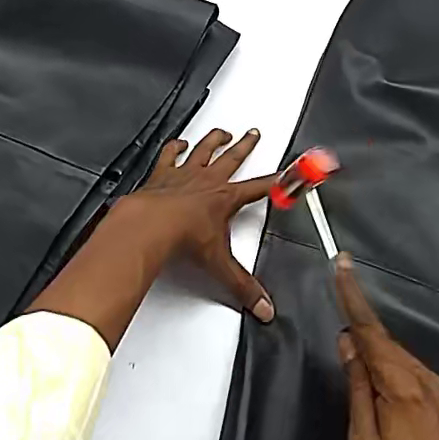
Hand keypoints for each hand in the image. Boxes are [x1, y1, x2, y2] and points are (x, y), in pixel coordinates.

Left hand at [27, 130, 271, 348]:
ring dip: (215, 140)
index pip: (259, 187)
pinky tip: (178, 142)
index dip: (276, 180)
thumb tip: (261, 306)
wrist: (151, 224)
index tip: (287, 171)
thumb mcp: (219, 265)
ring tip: (223, 132)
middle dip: (246, 145)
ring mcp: (185, 172)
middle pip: (233, 157)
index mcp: (226, 198)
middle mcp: (208, 179)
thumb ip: (242, 286)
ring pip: (205, 149)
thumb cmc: (182, 238)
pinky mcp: (163, 173)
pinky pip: (171, 153)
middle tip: (254, 133)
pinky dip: (175, 147)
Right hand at [336, 255, 438, 439]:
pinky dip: (397, 382)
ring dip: (380, 365)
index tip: (342, 263)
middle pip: (385, 345)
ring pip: (401, 364)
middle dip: (363, 341)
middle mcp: (428, 381)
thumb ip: (356, 388)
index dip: (352, 294)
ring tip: (366, 397)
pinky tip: (390, 410)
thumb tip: (348, 346)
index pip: (370, 328)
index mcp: (403, 384)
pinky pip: (417, 382)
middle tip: (342, 351)